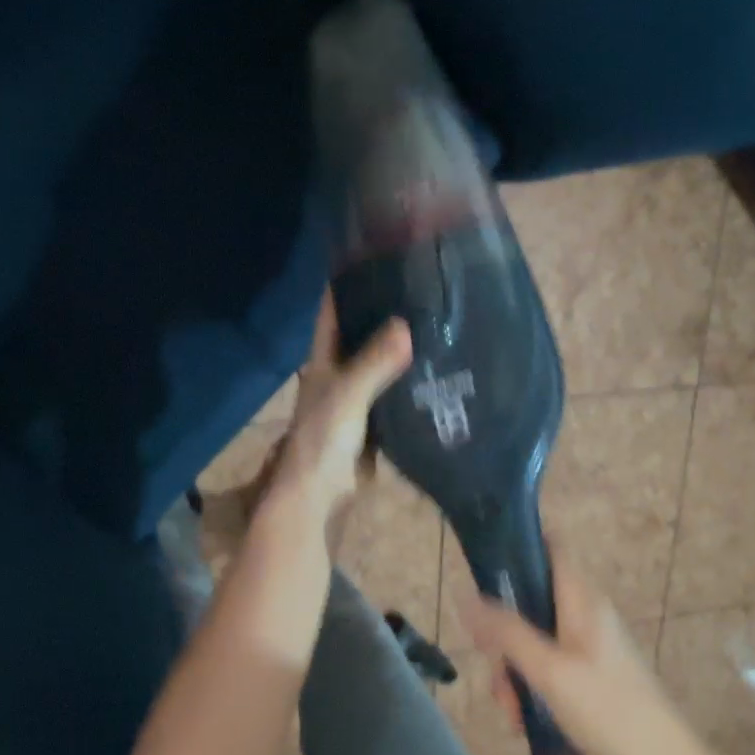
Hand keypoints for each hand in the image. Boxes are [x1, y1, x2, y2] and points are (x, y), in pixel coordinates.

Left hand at [255, 293, 411, 543]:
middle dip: (381, 314)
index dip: (345, 285)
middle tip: (420, 286)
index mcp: (322, 363)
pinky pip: (391, 396)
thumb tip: (405, 324)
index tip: (372, 258)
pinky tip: (434, 369)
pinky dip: (407, 382)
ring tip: (434, 320)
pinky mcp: (371, 426)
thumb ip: (375, 361)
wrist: (319, 495)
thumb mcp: (349, 394)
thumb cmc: (324, 439)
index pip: (332, 314)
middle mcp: (336, 376)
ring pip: (377, 366)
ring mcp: (354, 401)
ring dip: (398, 348)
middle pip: (358, 337)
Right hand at [462, 555, 681, 754]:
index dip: (517, 545)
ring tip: (512, 712)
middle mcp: (584, 615)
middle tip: (494, 667)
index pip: (550, 547)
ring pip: (532, 640)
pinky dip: (531, 689)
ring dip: (513, 672)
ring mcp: (588, 648)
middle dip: (502, 635)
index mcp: (582, 601)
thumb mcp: (549, 671)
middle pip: (529, 601)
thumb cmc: (610, 712)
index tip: (483, 566)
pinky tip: (526, 721)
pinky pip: (547, 668)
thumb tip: (465, 595)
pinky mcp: (589, 677)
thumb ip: (506, 632)